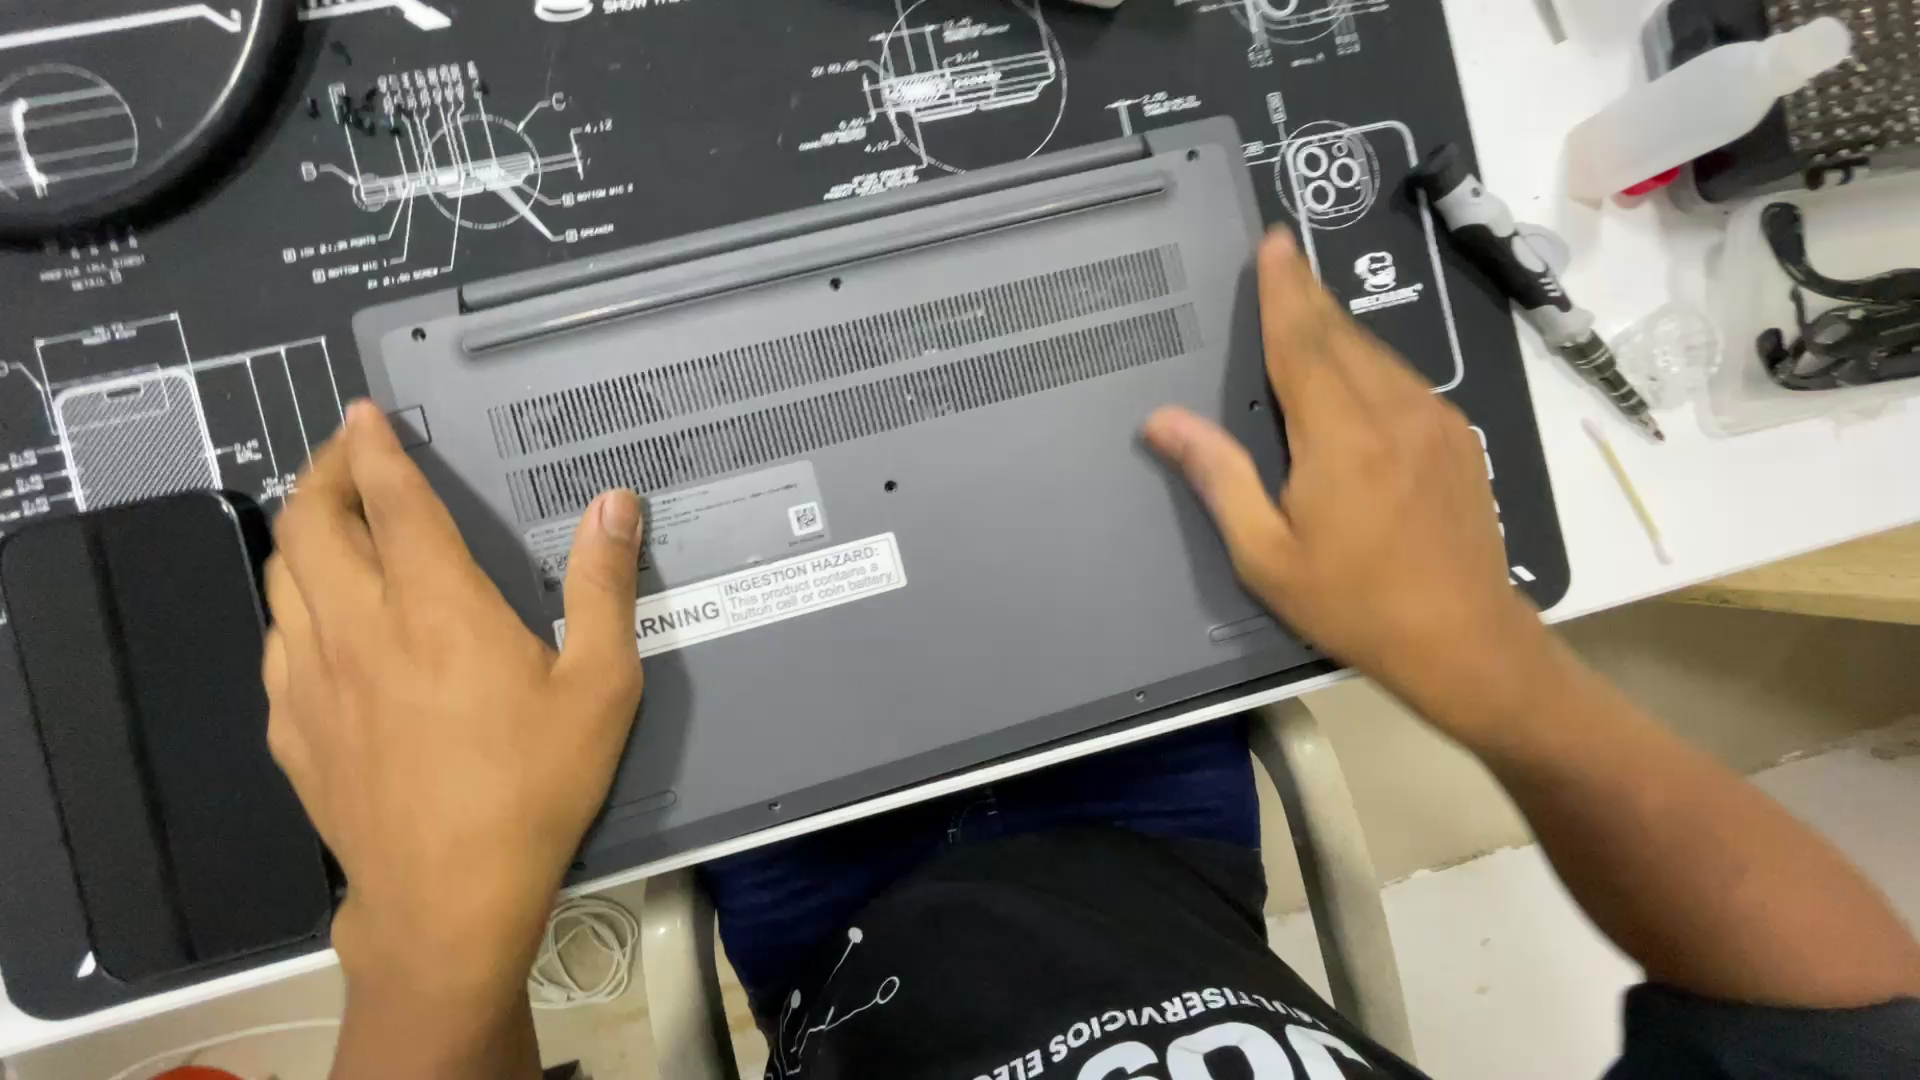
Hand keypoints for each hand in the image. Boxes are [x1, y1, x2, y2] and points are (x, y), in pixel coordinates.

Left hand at [262, 402, 644, 1000]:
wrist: (450, 894)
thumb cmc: (537, 781)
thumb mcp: (601, 681)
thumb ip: (603, 585)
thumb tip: (616, 506)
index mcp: (438, 610)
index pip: (391, 504)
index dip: (374, 449)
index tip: (363, 414)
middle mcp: (359, 631)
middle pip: (308, 527)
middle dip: (321, 475)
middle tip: (347, 453)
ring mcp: (311, 682)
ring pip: (280, 579)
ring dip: (302, 533)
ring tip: (333, 521)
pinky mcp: (291, 728)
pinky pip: (277, 639)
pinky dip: (295, 600)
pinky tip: (324, 617)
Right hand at [1145, 230, 1551, 729]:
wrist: (1465, 641)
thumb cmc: (1351, 603)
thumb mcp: (1264, 553)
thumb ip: (1217, 476)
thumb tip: (1163, 421)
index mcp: (1340, 437)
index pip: (1302, 343)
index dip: (1282, 290)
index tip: (1271, 243)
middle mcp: (1394, 412)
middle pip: (1341, 336)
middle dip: (1306, 295)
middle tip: (1280, 258)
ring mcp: (1435, 421)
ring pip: (1376, 353)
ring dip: (1334, 328)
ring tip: (1302, 312)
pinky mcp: (1458, 437)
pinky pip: (1402, 380)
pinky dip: (1365, 362)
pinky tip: (1348, 376)